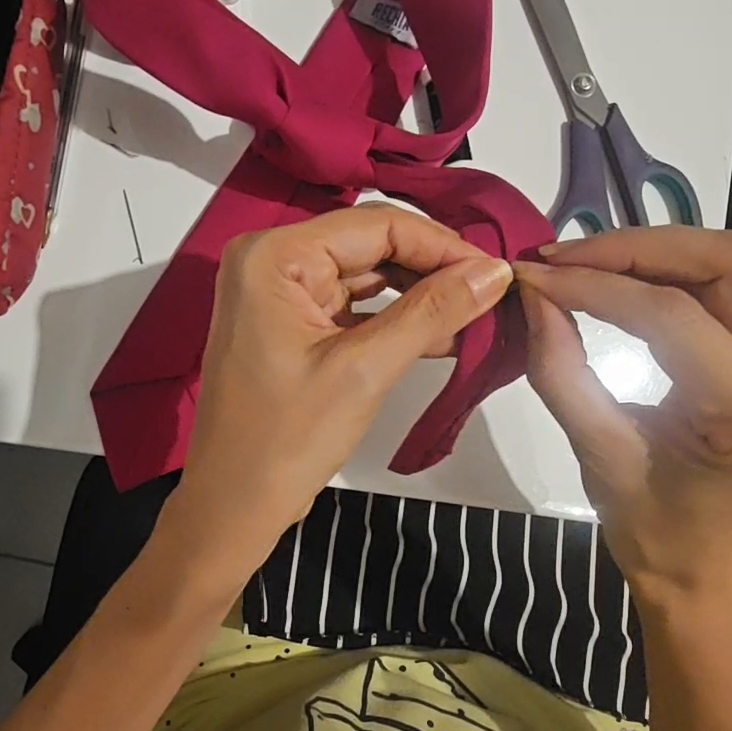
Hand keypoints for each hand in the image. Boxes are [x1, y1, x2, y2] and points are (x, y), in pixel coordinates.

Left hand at [172, 205, 513, 572]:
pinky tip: (442, 334)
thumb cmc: (285, 441)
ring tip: (476, 315)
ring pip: (367, 276)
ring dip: (419, 295)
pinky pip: (353, 306)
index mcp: (274, 256)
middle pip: (371, 246)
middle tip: (493, 295)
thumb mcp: (364, 370)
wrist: (234, 505)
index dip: (442, 245)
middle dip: (433, 270)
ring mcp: (278, 293)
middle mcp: (270, 260)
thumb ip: (431, 312)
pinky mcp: (290, 324)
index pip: (376, 225)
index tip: (497, 272)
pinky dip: (394, 319)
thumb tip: (494, 271)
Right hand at [514, 228, 731, 604]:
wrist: (693, 559)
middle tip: (568, 256)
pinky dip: (673, 270)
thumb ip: (560, 369)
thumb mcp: (593, 452)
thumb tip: (534, 291)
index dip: (599, 285)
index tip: (536, 274)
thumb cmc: (645, 523)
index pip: (676, 317)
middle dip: (642, 246)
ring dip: (659, 251)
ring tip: (589, 263)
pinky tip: (624, 279)